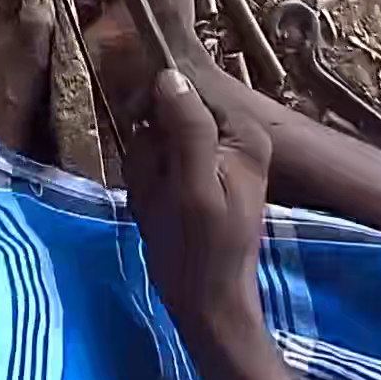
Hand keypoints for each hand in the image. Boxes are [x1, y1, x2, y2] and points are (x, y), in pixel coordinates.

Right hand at [128, 68, 272, 327]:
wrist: (203, 303)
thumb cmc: (202, 248)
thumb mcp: (194, 186)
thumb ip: (187, 129)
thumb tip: (169, 75)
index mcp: (241, 131)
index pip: (185, 85)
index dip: (155, 101)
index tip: (139, 124)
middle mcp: (228, 135)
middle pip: (165, 109)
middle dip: (149, 143)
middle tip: (154, 179)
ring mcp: (207, 155)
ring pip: (152, 135)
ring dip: (144, 165)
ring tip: (156, 199)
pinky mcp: (189, 173)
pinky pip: (151, 158)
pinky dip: (145, 180)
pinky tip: (155, 205)